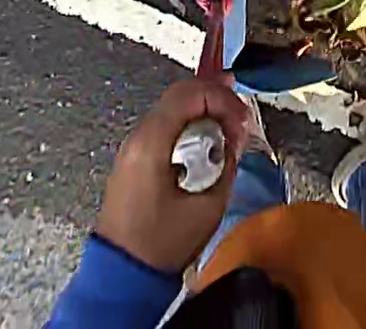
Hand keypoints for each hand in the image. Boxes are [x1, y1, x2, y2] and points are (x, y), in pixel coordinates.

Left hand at [95, 78, 250, 272]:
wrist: (123, 272)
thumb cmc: (162, 244)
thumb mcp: (207, 207)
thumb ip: (226, 166)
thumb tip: (234, 141)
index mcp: (152, 141)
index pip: (188, 95)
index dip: (221, 98)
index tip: (242, 117)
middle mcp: (139, 134)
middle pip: (179, 94)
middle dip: (214, 97)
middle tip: (240, 113)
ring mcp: (134, 143)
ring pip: (172, 106)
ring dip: (203, 109)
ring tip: (229, 125)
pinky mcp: (136, 155)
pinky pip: (165, 124)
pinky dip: (190, 123)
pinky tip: (208, 138)